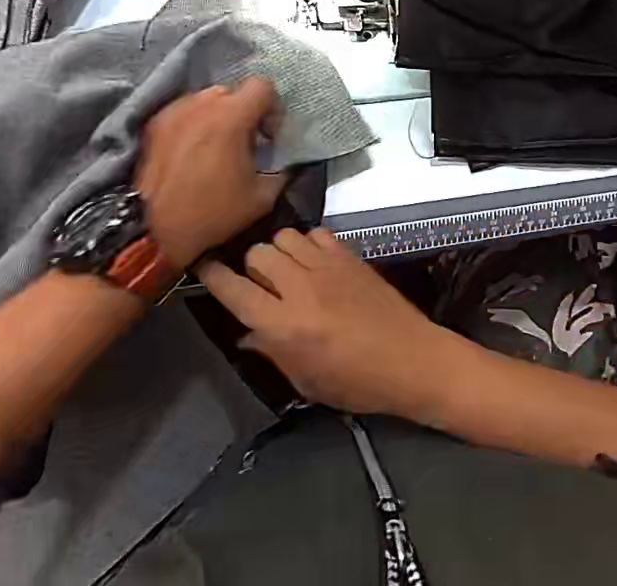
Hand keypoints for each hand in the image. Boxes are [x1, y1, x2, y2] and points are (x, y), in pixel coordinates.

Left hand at [137, 78, 288, 266]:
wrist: (155, 230)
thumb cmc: (212, 214)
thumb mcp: (262, 198)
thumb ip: (280, 171)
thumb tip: (284, 162)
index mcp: (231, 117)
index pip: (262, 86)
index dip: (272, 107)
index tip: (269, 134)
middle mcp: (201, 104)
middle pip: (233, 92)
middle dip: (243, 113)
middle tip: (244, 143)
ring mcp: (174, 111)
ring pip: (205, 100)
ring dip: (217, 116)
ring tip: (215, 148)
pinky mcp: (154, 123)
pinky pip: (183, 112)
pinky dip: (193, 124)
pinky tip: (191, 152)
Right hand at [198, 229, 472, 417]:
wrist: (413, 360)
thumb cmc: (358, 382)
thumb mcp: (306, 382)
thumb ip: (270, 352)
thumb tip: (245, 332)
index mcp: (285, 326)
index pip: (235, 290)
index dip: (213, 276)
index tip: (203, 266)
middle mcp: (300, 289)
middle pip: (256, 254)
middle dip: (250, 267)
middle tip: (262, 285)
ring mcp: (325, 267)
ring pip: (282, 237)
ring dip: (278, 253)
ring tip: (288, 271)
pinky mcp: (347, 255)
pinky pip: (313, 233)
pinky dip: (306, 244)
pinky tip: (314, 263)